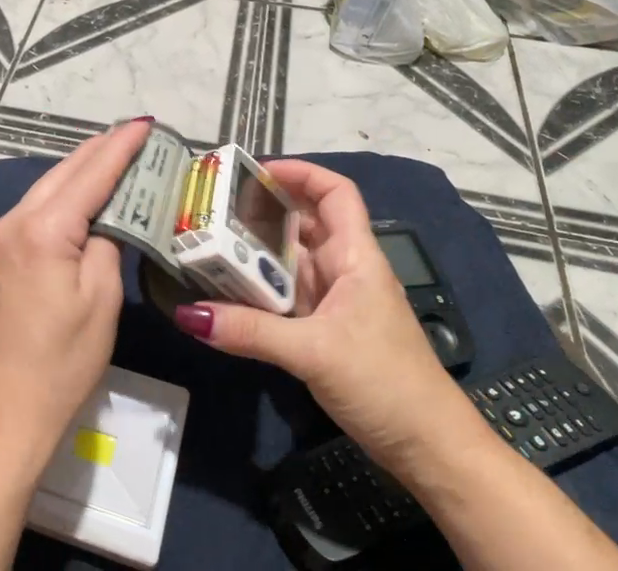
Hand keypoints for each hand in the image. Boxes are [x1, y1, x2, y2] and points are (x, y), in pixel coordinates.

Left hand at [0, 119, 152, 462]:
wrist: (0, 414)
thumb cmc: (60, 362)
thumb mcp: (101, 299)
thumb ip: (109, 243)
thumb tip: (110, 218)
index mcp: (43, 228)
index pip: (91, 172)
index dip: (122, 146)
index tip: (147, 123)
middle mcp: (14, 220)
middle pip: (65, 172)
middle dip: (101, 150)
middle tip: (139, 135)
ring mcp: (0, 238)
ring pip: (48, 187)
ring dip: (83, 170)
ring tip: (119, 156)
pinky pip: (37, 209)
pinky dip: (65, 194)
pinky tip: (85, 194)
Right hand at [174, 159, 470, 469]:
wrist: (429, 447)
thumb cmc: (385, 382)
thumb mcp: (314, 352)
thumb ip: (251, 331)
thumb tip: (188, 314)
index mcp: (356, 257)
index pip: (335, 193)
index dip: (301, 173)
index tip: (255, 171)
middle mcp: (345, 270)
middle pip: (303, 225)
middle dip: (262, 212)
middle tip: (212, 209)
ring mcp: (336, 303)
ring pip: (291, 264)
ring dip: (255, 254)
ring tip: (208, 245)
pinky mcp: (326, 333)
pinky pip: (286, 298)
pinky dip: (258, 292)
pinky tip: (225, 295)